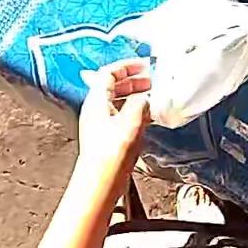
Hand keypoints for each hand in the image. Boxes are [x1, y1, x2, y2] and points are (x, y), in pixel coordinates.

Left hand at [77, 58, 152, 177]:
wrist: (100, 181)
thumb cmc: (110, 153)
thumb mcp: (131, 121)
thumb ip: (141, 103)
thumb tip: (146, 97)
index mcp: (96, 101)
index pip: (108, 72)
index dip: (126, 66)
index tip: (143, 65)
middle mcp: (95, 110)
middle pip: (112, 86)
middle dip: (132, 81)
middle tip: (150, 80)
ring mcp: (100, 124)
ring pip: (117, 101)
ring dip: (134, 96)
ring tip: (152, 97)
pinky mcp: (106, 138)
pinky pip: (120, 117)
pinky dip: (134, 112)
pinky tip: (147, 117)